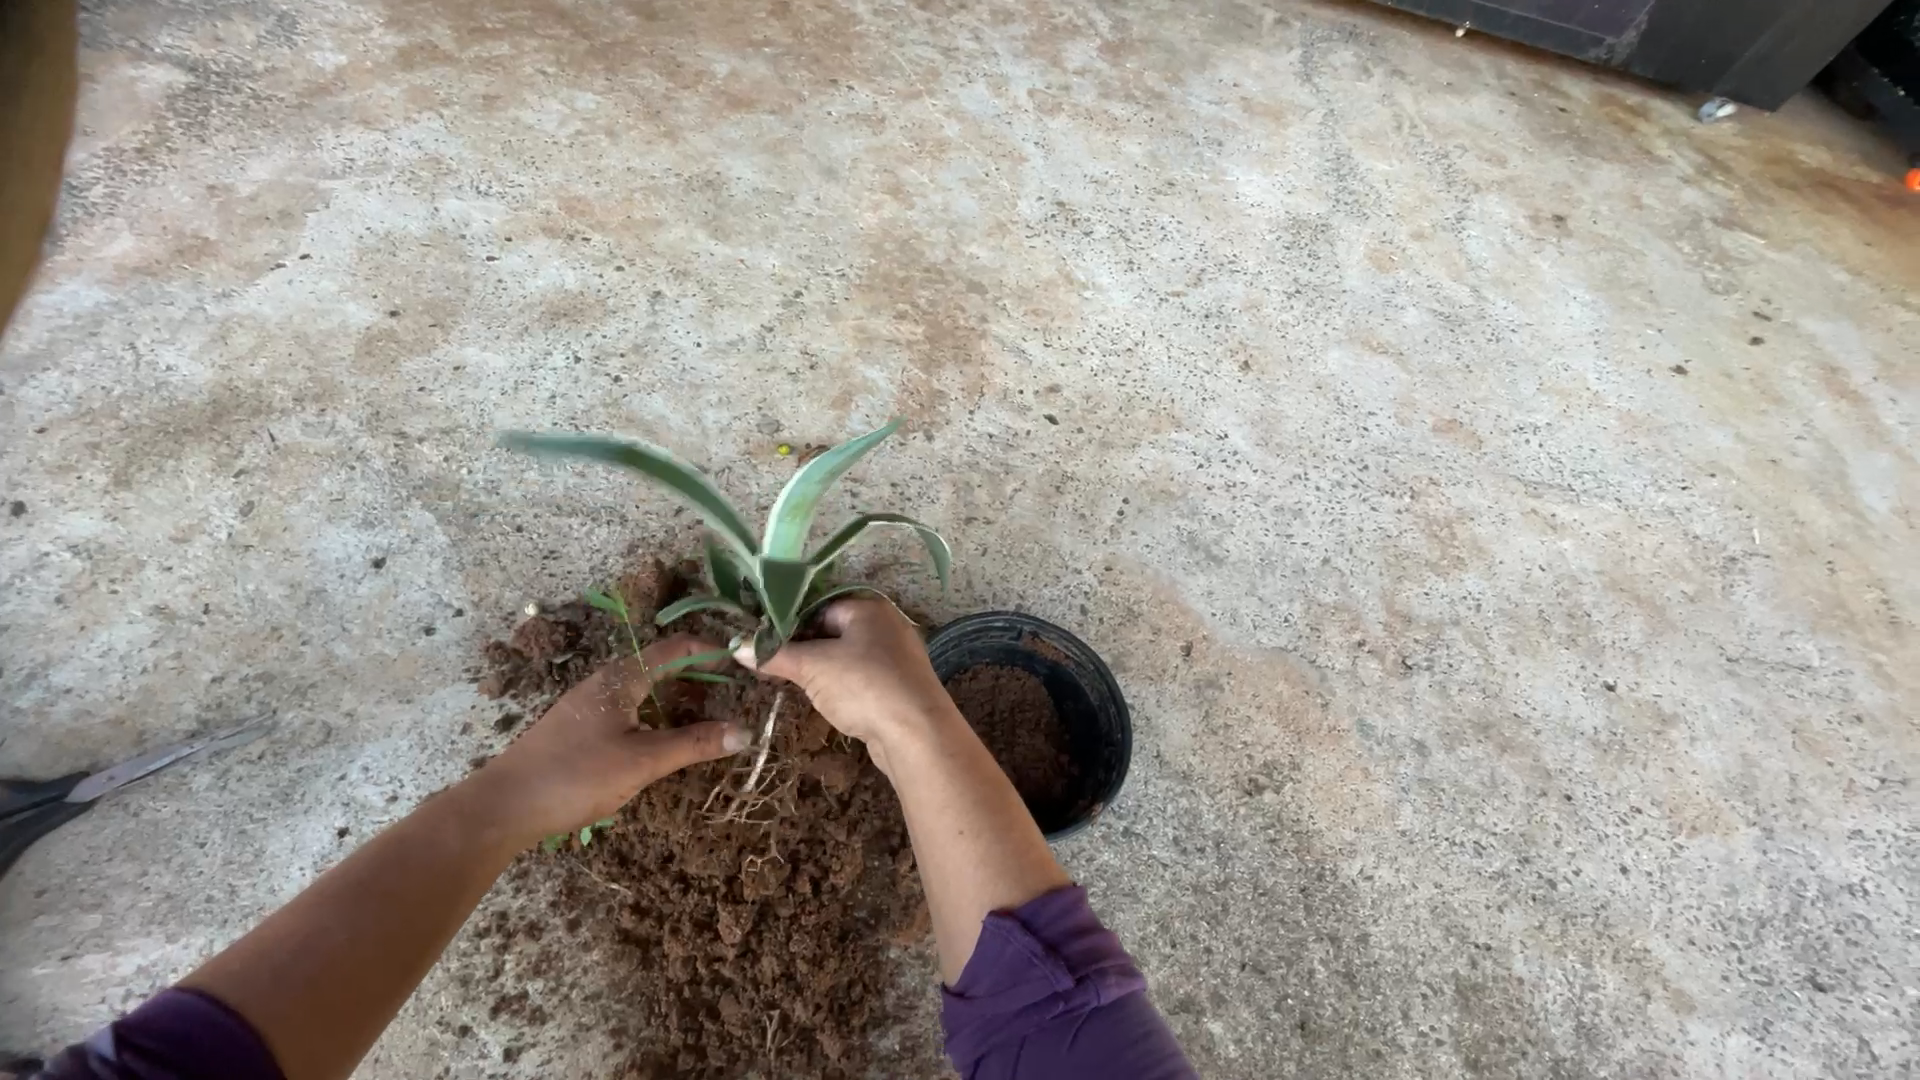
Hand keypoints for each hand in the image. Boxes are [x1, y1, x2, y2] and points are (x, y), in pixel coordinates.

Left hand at [466, 636, 747, 845]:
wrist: (499, 808)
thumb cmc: (574, 776)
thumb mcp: (642, 762)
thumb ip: (694, 744)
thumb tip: (746, 731)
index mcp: (621, 678)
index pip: (676, 648)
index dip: (712, 650)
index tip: (744, 661)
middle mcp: (605, 682)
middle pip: (662, 665)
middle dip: (700, 674)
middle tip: (733, 691)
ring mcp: (589, 705)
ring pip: (645, 688)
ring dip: (678, 696)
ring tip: (707, 715)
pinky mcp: (579, 728)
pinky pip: (630, 707)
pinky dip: (657, 713)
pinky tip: (664, 739)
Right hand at [733, 598, 957, 772]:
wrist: (917, 732)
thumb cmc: (864, 686)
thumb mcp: (813, 667)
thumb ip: (776, 655)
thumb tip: (738, 647)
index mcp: (869, 607)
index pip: (820, 607)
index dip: (791, 625)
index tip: (766, 644)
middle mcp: (888, 625)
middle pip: (835, 631)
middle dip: (808, 650)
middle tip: (779, 668)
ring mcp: (899, 656)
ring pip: (850, 657)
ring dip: (826, 671)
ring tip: (802, 687)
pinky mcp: (902, 686)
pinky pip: (865, 679)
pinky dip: (846, 688)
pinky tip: (833, 704)